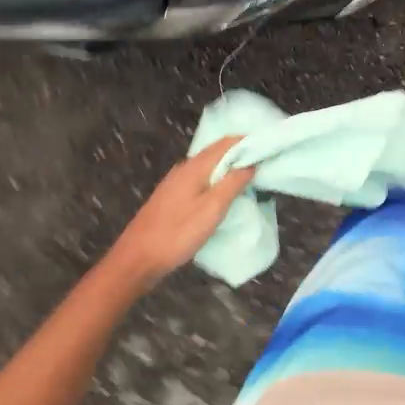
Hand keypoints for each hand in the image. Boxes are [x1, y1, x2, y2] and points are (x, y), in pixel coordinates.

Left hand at [110, 137, 254, 287]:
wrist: (134, 262)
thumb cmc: (176, 234)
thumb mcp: (212, 209)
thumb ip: (233, 183)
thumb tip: (252, 163)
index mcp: (195, 166)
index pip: (228, 142)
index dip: (250, 142)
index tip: (270, 148)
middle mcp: (184, 168)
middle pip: (217, 152)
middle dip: (240, 155)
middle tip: (263, 165)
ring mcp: (174, 183)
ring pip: (208, 167)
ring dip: (228, 169)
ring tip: (248, 180)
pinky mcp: (170, 198)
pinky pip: (199, 180)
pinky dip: (215, 181)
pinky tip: (221, 196)